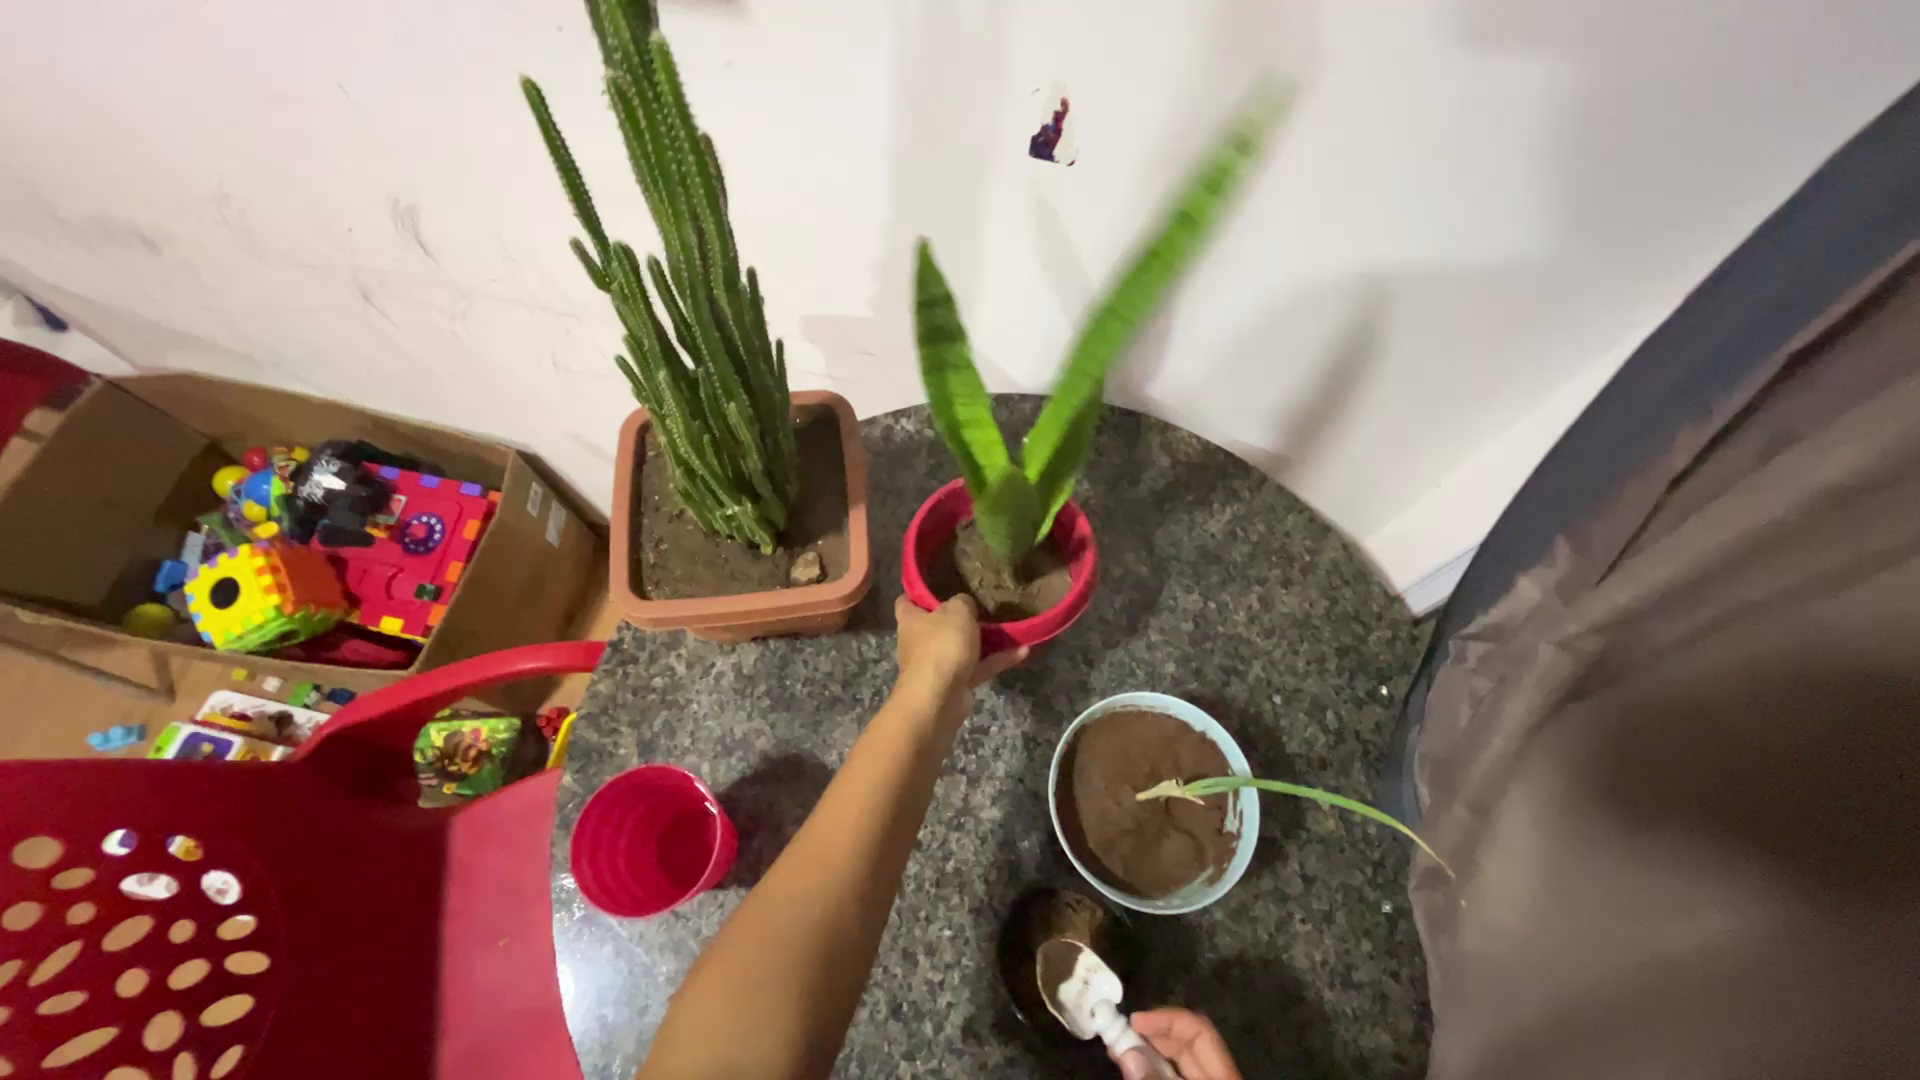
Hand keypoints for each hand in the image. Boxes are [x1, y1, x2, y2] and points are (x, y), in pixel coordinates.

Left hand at [894, 595, 1027, 701]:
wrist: (939, 697)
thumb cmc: (941, 645)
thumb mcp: (957, 611)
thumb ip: (963, 601)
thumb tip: (965, 604)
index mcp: (910, 619)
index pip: (907, 601)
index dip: (920, 592)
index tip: (940, 584)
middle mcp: (919, 641)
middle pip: (938, 624)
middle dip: (958, 616)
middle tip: (981, 602)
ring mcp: (937, 664)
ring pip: (962, 647)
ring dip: (984, 639)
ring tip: (1008, 625)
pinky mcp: (956, 682)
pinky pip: (979, 666)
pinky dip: (998, 659)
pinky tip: (1023, 650)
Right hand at [1113, 1009, 1240, 1079]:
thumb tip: (1126, 1052)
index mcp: (1226, 1074)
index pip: (1198, 1029)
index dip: (1165, 1019)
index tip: (1134, 1020)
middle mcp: (1218, 1075)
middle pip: (1187, 1043)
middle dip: (1153, 1033)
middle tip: (1119, 1032)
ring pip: (1179, 1062)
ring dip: (1149, 1051)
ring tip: (1120, 1048)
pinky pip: (1176, 1076)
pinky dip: (1155, 1070)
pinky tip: (1135, 1067)